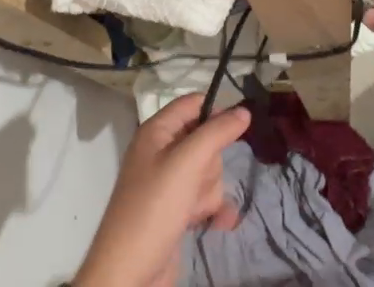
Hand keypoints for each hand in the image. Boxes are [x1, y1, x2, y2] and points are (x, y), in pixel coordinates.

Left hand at [75, 94, 251, 286]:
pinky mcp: (176, 211)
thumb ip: (216, 133)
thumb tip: (244, 110)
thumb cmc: (154, 208)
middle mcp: (161, 153)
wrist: (130, 273)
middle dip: (211, 164)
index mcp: (156, 132)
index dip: (217, 112)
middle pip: (205, 141)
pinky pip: (206, 199)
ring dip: (210, 192)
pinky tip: (218, 224)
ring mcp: (168, 184)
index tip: (238, 129)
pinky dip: (213, 210)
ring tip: (196, 210)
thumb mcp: (187, 163)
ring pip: (208, 172)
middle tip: (197, 181)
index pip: (193, 104)